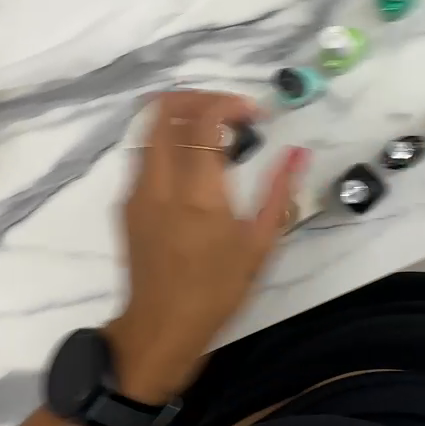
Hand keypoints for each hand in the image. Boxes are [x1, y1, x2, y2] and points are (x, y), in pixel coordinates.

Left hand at [106, 90, 309, 402]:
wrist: (160, 329)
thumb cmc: (217, 291)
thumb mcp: (259, 245)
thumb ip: (279, 192)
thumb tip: (299, 152)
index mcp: (198, 193)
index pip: (204, 119)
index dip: (231, 103)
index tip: (256, 114)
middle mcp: (160, 182)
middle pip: (165, 108)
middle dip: (200, 97)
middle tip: (230, 111)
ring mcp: (136, 190)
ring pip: (148, 127)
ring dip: (181, 116)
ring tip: (213, 132)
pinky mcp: (125, 203)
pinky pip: (143, 153)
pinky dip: (167, 140)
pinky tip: (192, 162)